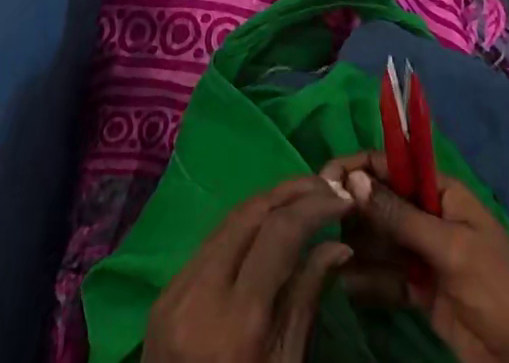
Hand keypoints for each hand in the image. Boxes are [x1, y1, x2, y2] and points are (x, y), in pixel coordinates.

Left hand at [143, 177, 354, 362]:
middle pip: (248, 214)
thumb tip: (337, 244)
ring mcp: (176, 288)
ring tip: (304, 196)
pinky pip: (210, 243)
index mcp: (237, 321)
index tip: (343, 199)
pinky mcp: (165, 290)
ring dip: (268, 202)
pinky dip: (244, 225)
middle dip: (291, 192)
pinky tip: (268, 224)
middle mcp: (201, 292)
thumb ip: (305, 301)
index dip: (313, 207)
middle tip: (327, 186)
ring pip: (226, 221)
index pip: (277, 234)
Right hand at [320, 153, 508, 362]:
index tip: (324, 179)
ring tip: (327, 256)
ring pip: (378, 240)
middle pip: (380, 202)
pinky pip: (386, 278)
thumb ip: (401, 215)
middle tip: (319, 222)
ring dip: (354, 246)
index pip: (392, 165)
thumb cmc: (504, 292)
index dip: (357, 167)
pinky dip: (366, 280)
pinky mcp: (421, 292)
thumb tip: (353, 178)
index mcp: (443, 194)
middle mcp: (430, 217)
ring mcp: (425, 256)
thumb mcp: (452, 249)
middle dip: (351, 209)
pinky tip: (344, 284)